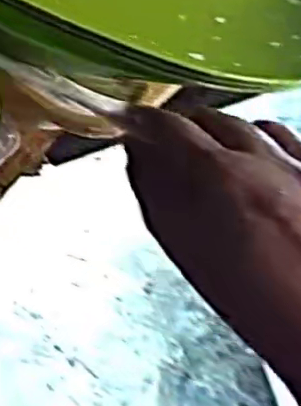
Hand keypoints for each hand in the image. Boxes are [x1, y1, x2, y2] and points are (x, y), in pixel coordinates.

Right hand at [125, 106, 300, 387]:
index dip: (137, 117)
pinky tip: (269, 161)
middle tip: (168, 136)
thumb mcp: (174, 231)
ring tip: (220, 149)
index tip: (125, 120)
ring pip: (266, 129)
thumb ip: (151, 180)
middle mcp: (269, 164)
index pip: (162, 121)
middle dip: (186, 124)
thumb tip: (138, 150)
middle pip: (217, 120)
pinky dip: (280, 147)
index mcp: (216, 171)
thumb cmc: (247, 288)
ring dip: (234, 134)